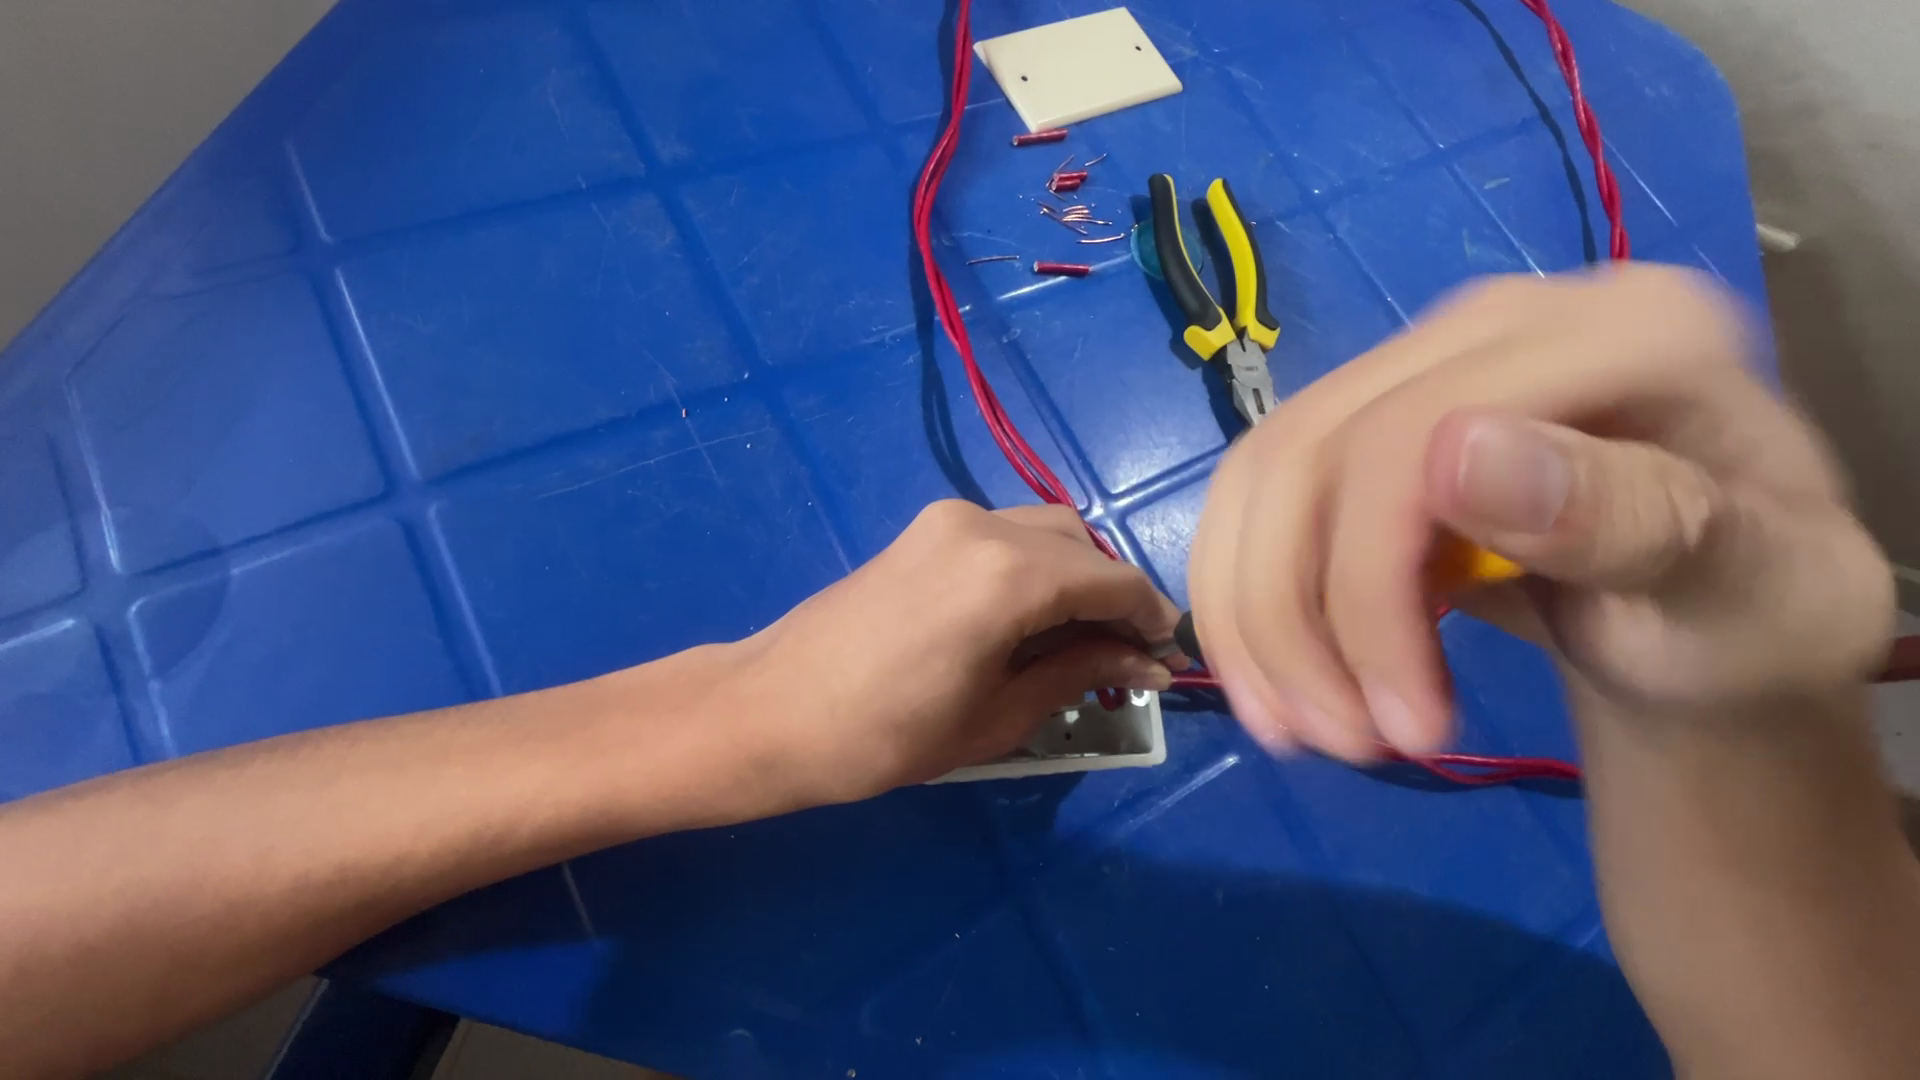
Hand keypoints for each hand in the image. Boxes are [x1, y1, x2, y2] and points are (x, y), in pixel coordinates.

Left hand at [726, 501, 1181, 804]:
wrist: (772, 709)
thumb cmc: (885, 735)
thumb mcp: (998, 715)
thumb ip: (1080, 673)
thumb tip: (1145, 661)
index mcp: (1007, 574)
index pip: (1113, 580)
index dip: (1153, 619)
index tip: (1169, 661)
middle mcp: (983, 525)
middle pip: (1082, 546)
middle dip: (1115, 597)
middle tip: (1125, 659)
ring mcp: (948, 518)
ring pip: (1045, 533)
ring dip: (1076, 578)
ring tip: (1080, 643)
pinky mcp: (925, 527)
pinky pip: (1005, 535)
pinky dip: (1035, 568)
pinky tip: (1032, 619)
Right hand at [1189, 266, 1892, 760]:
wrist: (1694, 613)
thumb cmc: (1745, 617)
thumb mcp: (1753, 595)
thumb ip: (1628, 517)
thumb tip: (1456, 452)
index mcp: (1613, 331)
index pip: (1407, 437)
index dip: (1366, 588)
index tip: (1400, 730)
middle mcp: (1484, 325)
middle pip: (1303, 455)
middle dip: (1287, 616)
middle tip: (1328, 740)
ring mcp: (1407, 366)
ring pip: (1255, 480)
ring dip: (1247, 614)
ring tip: (1289, 724)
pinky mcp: (1355, 418)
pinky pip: (1252, 497)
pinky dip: (1238, 594)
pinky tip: (1266, 673)